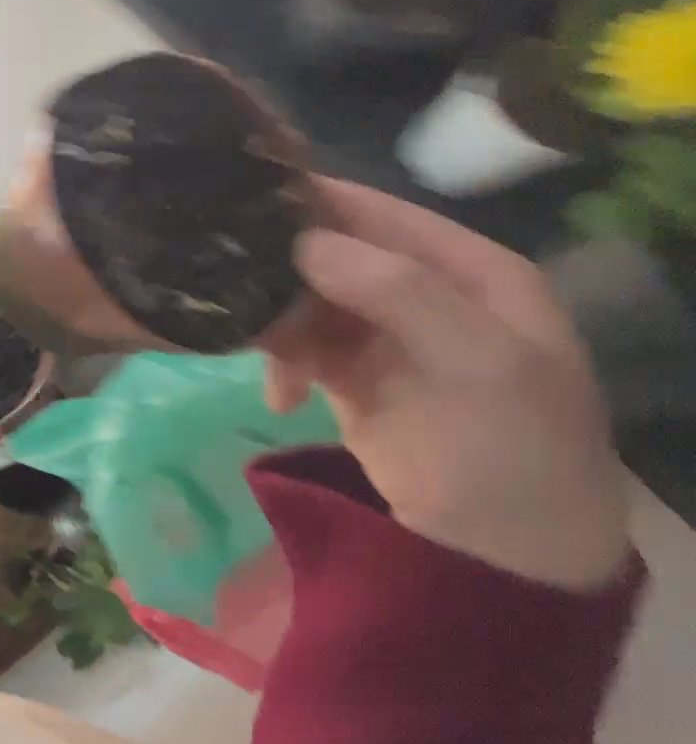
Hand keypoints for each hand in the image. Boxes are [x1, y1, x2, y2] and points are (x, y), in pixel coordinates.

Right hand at [263, 178, 629, 589]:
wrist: (498, 542)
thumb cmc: (506, 444)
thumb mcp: (475, 363)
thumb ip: (399, 293)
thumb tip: (303, 243)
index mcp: (469, 271)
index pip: (381, 215)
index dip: (316, 203)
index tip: (242, 201)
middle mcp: (422, 293)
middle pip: (331, 257)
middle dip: (283, 275)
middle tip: (238, 297)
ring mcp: (382, 336)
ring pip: (305, 303)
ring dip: (277, 326)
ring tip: (265, 358)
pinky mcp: (349, 376)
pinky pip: (297, 349)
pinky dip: (280, 366)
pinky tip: (282, 400)